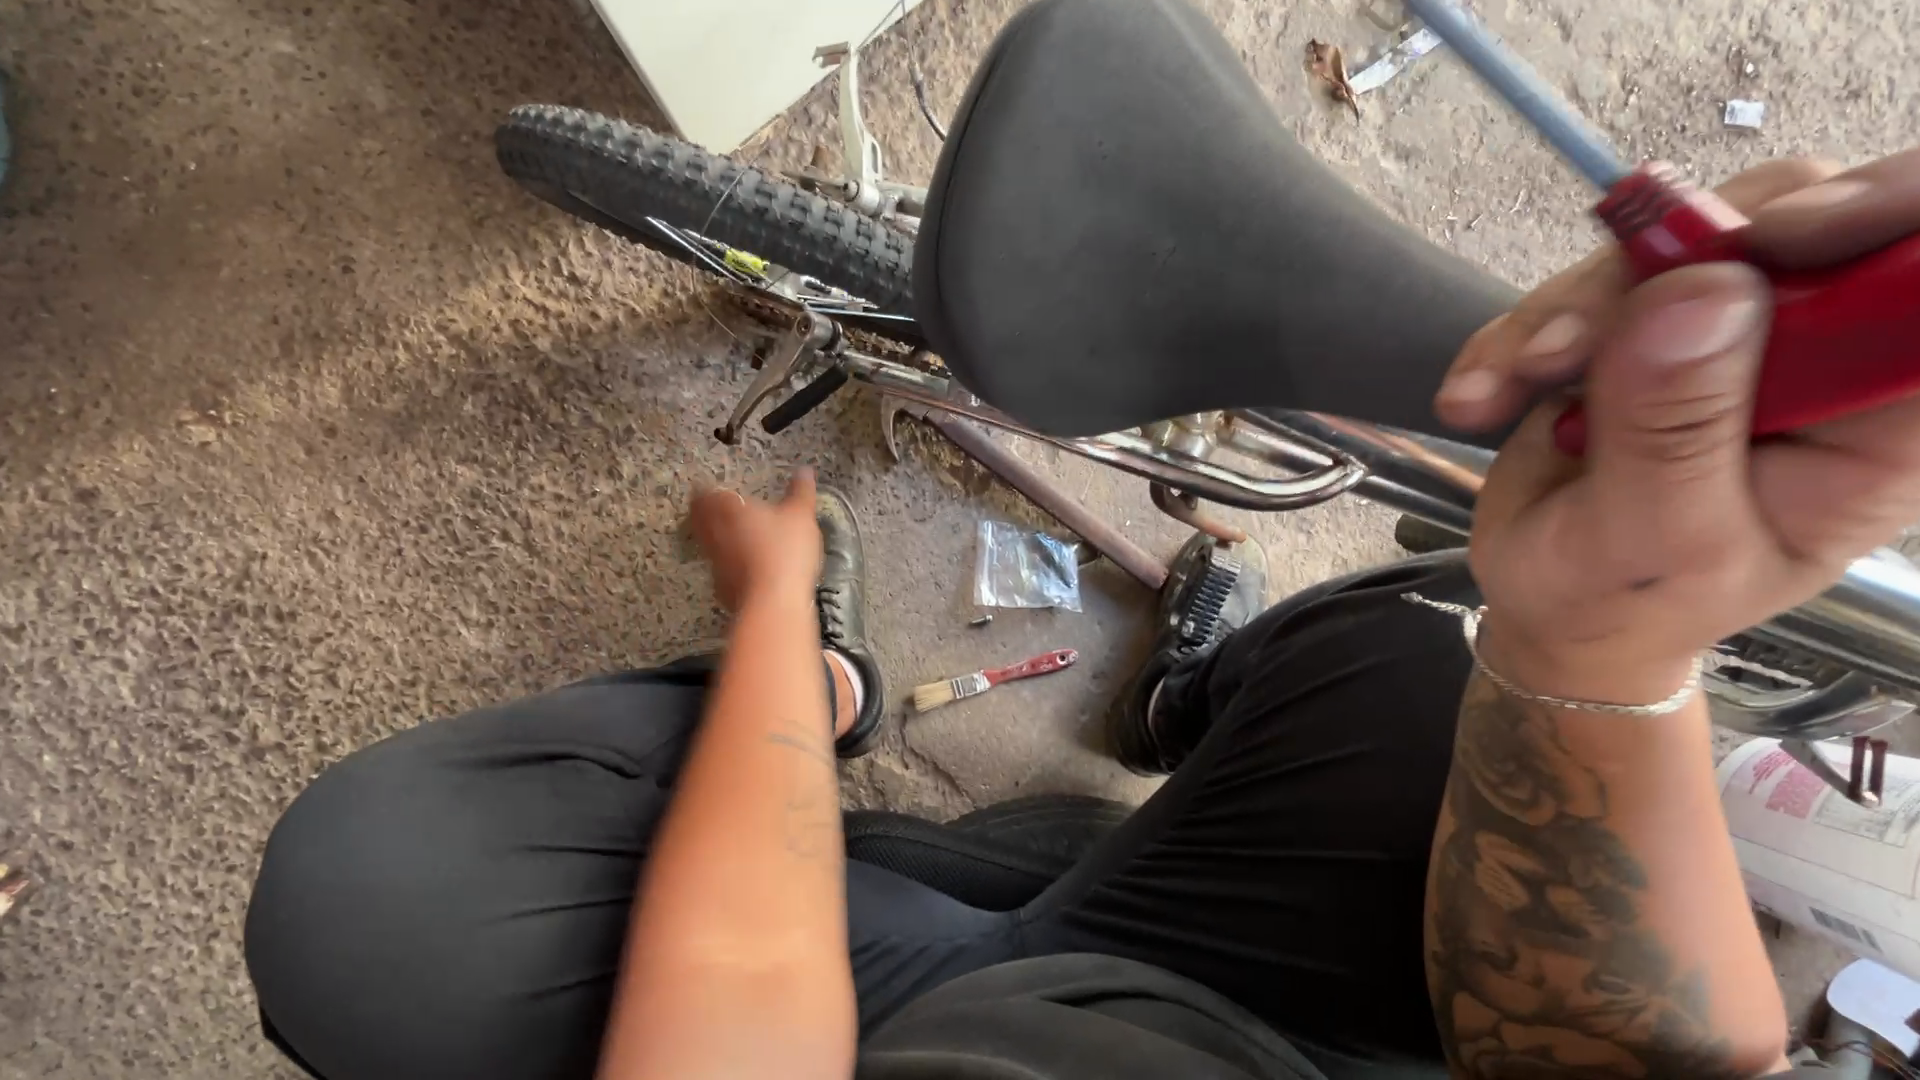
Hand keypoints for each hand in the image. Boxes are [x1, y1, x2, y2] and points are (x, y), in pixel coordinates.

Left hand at [690, 469, 822, 613]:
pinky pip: (720, 568)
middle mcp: (715, 535)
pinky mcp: (722, 588)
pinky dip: (726, 563)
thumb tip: (804, 470)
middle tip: (710, 510)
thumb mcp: (801, 516)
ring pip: (708, 545)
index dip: (705, 491)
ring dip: (714, 538)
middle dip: (703, 513)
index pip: (706, 495)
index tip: (708, 489)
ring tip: (727, 536)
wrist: (773, 602)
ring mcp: (716, 563)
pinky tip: (741, 566)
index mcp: (729, 511)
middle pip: (699, 520)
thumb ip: (801, 491)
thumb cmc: (785, 551)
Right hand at [1455, 150, 1919, 701]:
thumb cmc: (1623, 600)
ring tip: (1492, 398)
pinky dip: (1506, 342)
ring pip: (1658, 250)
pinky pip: (1570, 295)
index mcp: (1873, 417)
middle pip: (1779, 227)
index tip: (1769, 243)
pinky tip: (1476, 402)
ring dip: (1554, 318)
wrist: (1548, 609)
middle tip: (1555, 353)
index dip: (1883, 220)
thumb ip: (1674, 430)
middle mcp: (1811, 359)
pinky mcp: (1626, 338)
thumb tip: (1698, 291)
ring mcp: (1712, 340)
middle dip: (1649, 278)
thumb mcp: (1653, 539)